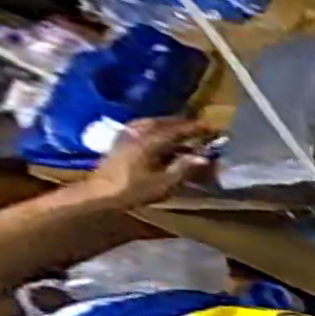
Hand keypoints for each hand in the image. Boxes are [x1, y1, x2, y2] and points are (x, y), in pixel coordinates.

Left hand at [81, 118, 213, 209]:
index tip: (212, 127)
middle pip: (159, 123)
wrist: (102, 193)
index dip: (194, 129)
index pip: (175, 132)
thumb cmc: (137, 190)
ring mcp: (125, 137)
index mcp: (148, 144)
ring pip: (148, 123)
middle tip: (199, 125)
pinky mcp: (121, 143)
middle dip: (180, 123)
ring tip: (180, 126)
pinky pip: (139, 128)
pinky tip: (159, 132)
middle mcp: (136, 135)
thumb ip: (185, 169)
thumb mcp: (167, 183)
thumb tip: (204, 158)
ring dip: (166, 123)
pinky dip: (153, 127)